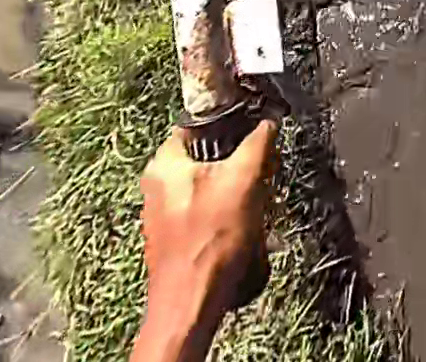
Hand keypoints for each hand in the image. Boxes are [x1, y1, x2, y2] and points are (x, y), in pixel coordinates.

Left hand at [132, 120, 277, 361]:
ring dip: (237, 183)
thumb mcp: (244, 177)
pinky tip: (245, 218)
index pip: (199, 124)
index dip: (230, 123)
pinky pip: (205, 205)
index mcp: (163, 165)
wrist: (192, 304)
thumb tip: (269, 122)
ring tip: (259, 193)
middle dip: (239, 159)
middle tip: (263, 166)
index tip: (255, 131)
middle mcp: (157, 186)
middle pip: (207, 154)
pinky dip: (226, 205)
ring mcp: (164, 213)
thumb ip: (259, 141)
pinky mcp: (175, 235)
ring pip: (209, 180)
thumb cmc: (211, 239)